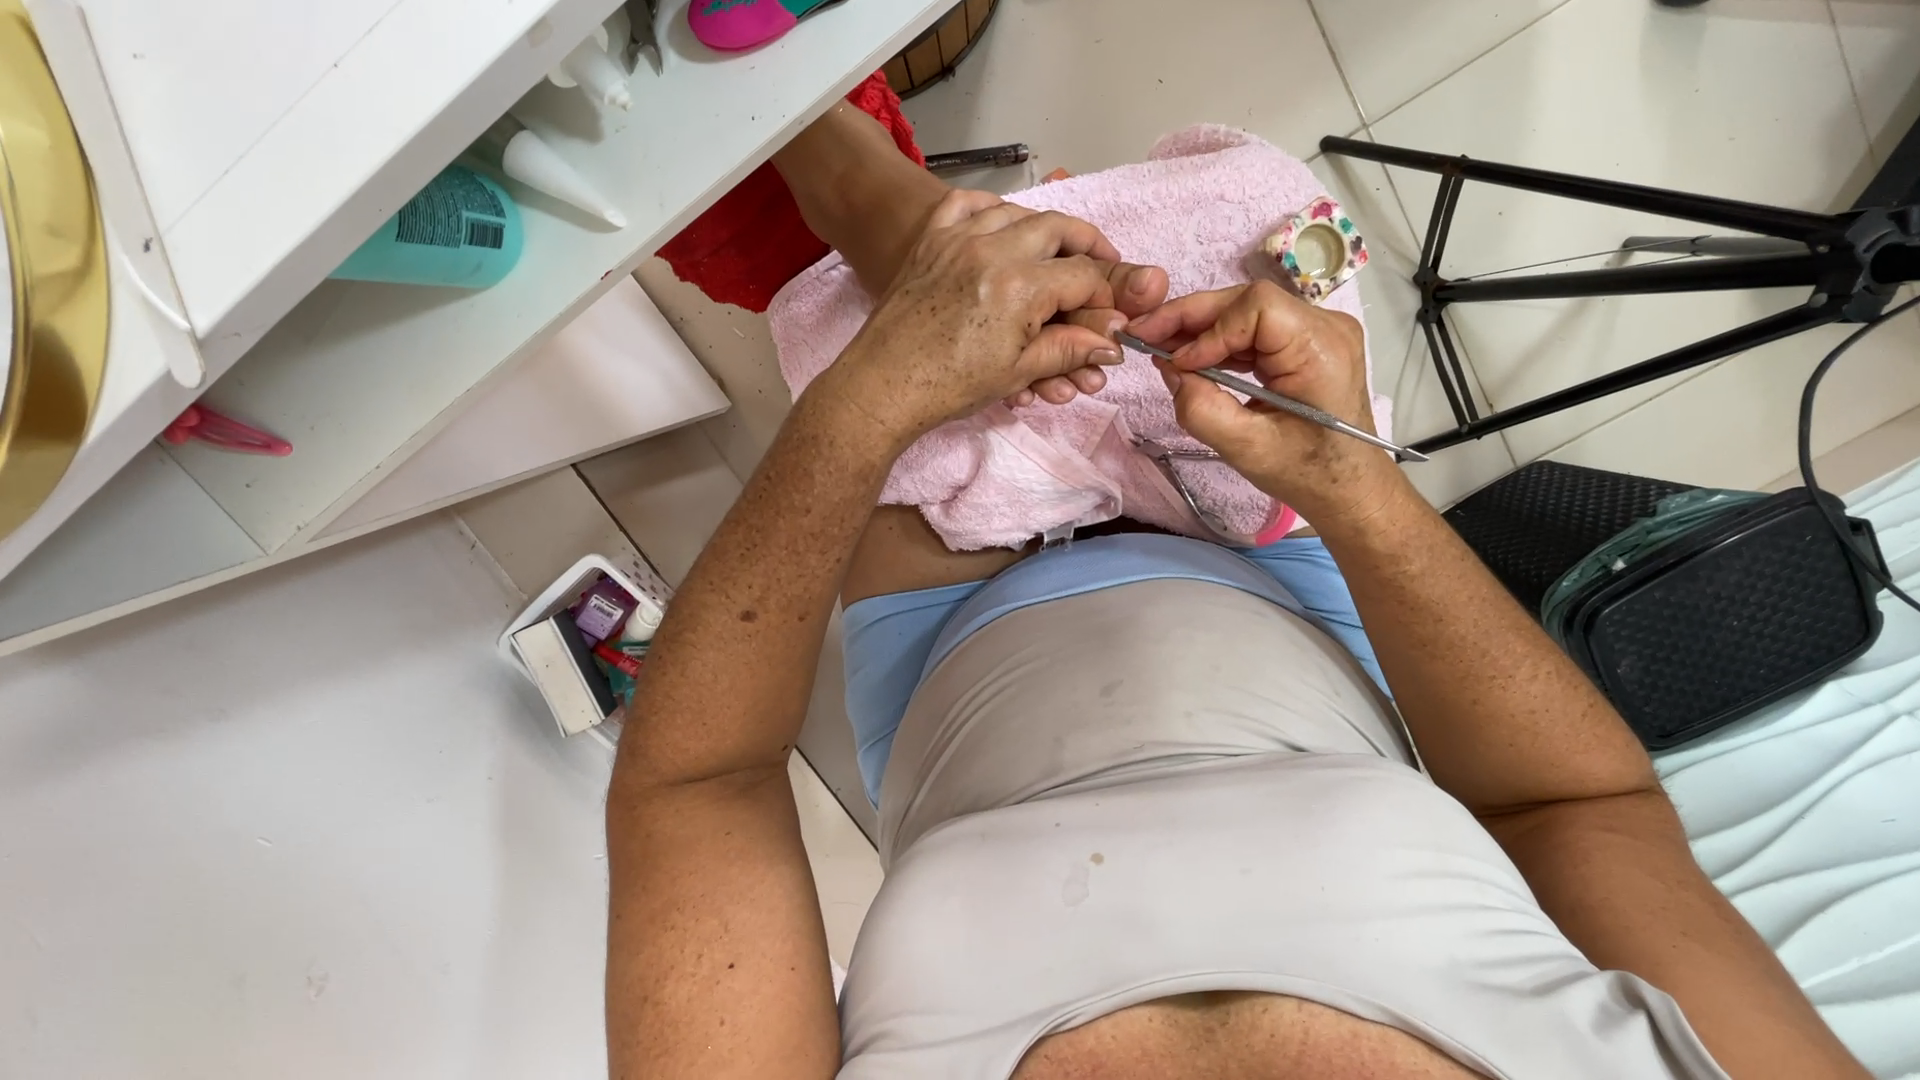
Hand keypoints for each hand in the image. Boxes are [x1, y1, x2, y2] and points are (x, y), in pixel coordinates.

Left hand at [829, 190, 1167, 440]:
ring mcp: (958, 239)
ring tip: (1060, 246)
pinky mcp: (931, 241)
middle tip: (1102, 263)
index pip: (1083, 276)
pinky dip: (991, 209)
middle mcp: (992, 250)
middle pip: (1059, 229)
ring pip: (1017, 211)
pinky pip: (967, 204)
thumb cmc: (947, 387)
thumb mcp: (1018, 373)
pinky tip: (1003, 226)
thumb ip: (1069, 350)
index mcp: (1020, 286)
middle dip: (1088, 246)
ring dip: (1045, 226)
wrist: (883, 386)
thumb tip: (1110, 342)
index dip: (1105, 296)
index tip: (1110, 313)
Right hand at [1126, 281, 1406, 525]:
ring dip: (1199, 328)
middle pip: (1247, 301)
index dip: (1209, 329)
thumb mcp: (1246, 448)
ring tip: (1159, 345)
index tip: (1176, 361)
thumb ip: (1202, 408)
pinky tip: (1189, 357)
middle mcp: (1326, 326)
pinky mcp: (1304, 343)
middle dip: (1192, 317)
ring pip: (1245, 312)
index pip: (1257, 307)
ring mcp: (1317, 331)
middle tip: (1143, 334)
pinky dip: (1218, 342)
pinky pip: (1253, 330)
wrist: (1348, 489)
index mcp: (1321, 349)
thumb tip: (1169, 370)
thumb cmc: (1305, 473)